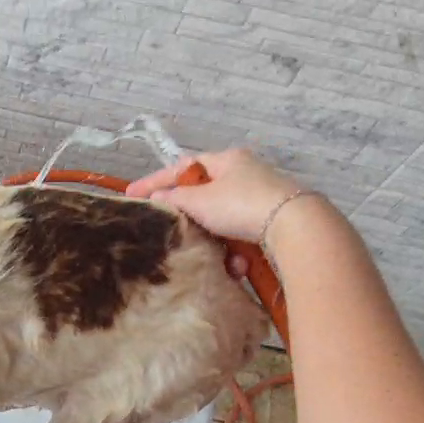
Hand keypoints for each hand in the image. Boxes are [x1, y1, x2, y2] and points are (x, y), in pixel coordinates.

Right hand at [126, 149, 306, 243]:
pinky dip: (232, 248)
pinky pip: (238, 233)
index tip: (132, 193)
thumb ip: (175, 198)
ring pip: (219, 217)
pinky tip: (233, 263)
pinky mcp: (267, 218)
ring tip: (203, 252)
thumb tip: (157, 197)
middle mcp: (243, 172)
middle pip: (202, 192)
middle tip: (166, 224)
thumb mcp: (200, 200)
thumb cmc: (240, 204)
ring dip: (210, 237)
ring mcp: (257, 195)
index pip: (182, 166)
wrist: (291, 225)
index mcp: (226, 159)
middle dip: (186, 212)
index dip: (156, 180)